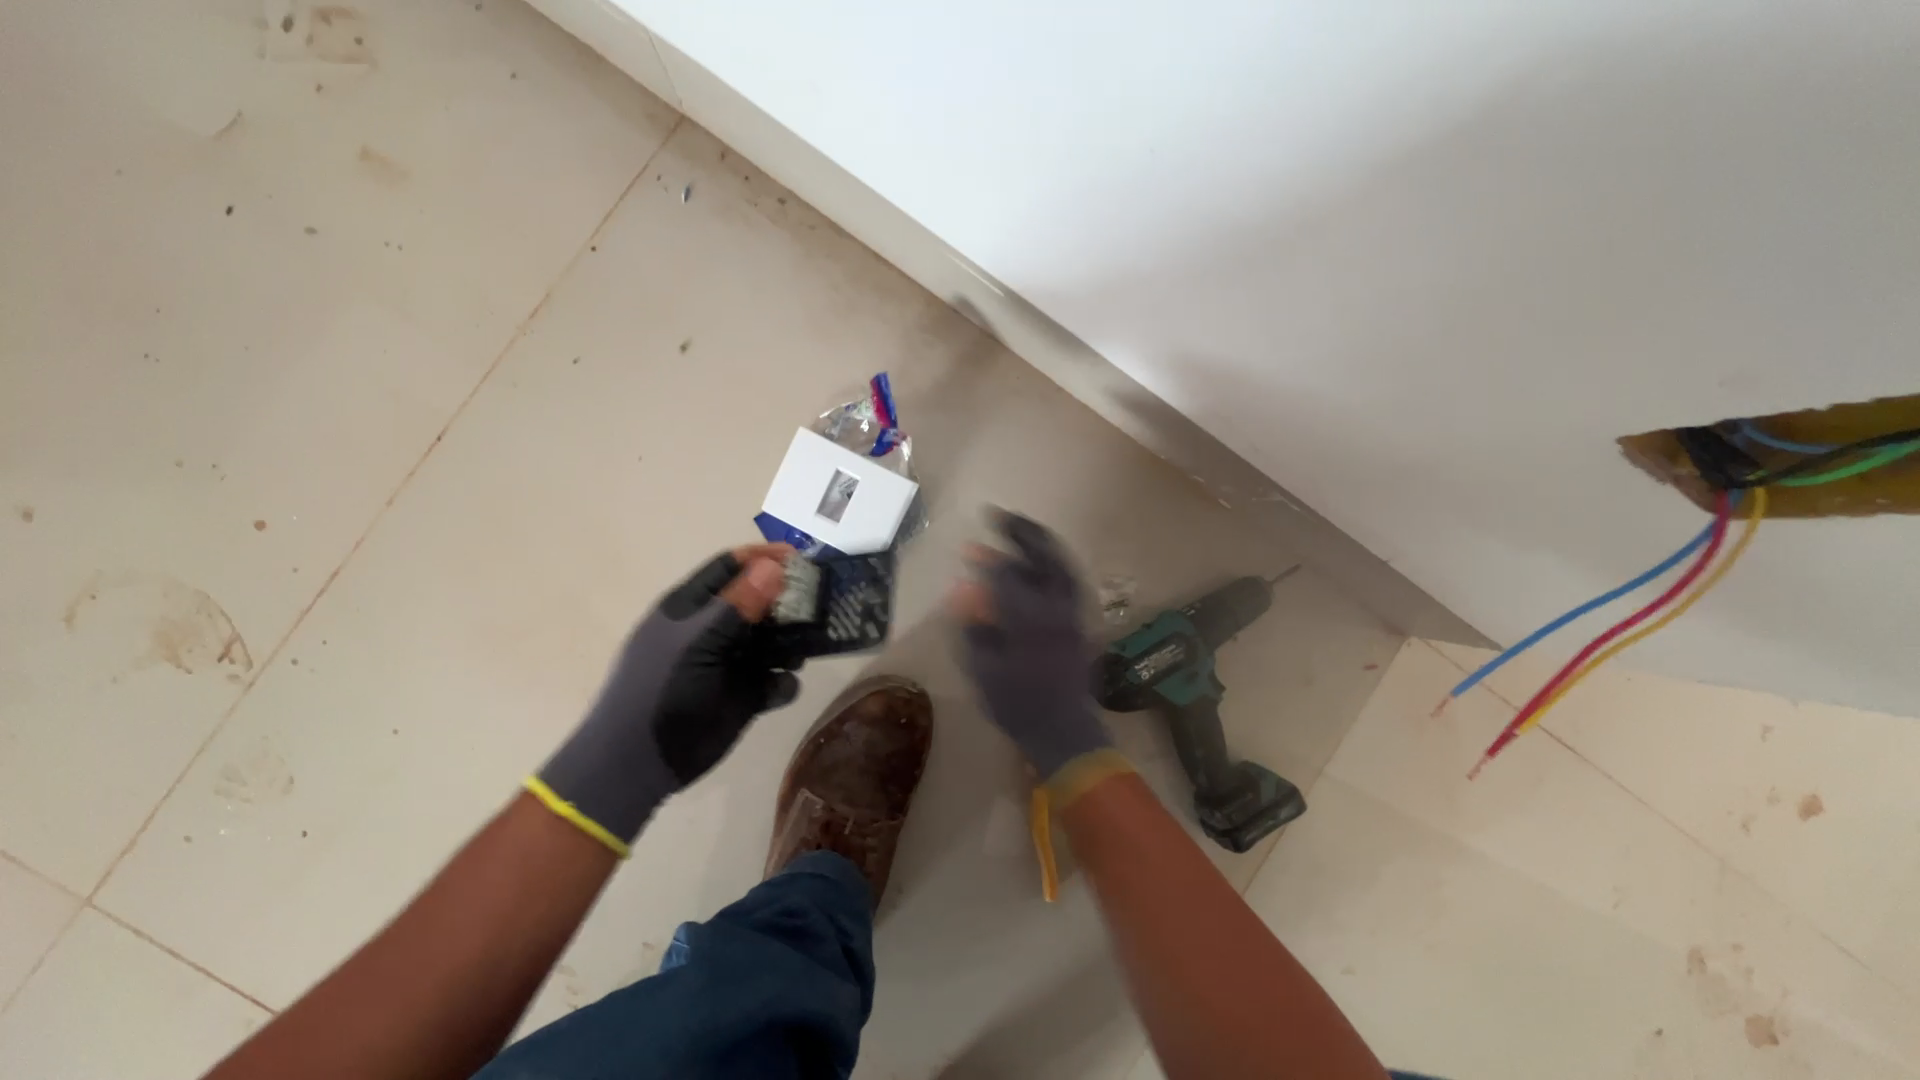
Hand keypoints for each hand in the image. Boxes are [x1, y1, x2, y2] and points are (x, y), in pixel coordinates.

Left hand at [534, 545, 797, 852]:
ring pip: (773, 642)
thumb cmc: (661, 689)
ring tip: (807, 647)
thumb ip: (736, 605)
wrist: (640, 761)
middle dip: (788, 600)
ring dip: (793, 642)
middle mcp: (713, 630)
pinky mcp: (744, 697)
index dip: (763, 558)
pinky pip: (775, 681)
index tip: (801, 557)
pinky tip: (780, 687)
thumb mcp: (697, 641)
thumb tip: (773, 566)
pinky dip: (783, 683)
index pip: (731, 568)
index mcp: (691, 608)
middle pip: (758, 602)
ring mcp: (730, 664)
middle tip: (821, 601)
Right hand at [950, 512, 1110, 778]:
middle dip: (1019, 533)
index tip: (971, 552)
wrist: (1063, 730)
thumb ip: (973, 627)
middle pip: (1041, 557)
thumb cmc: (1016, 704)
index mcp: (1028, 620)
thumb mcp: (983, 669)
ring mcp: (1073, 612)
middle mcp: (1055, 608)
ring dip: (1038, 541)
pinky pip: (1068, 578)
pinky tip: (1037, 557)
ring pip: (1060, 563)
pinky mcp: (1081, 619)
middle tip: (998, 515)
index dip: (987, 563)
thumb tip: (962, 591)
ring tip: (1018, 526)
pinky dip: (1052, 560)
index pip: (1006, 577)